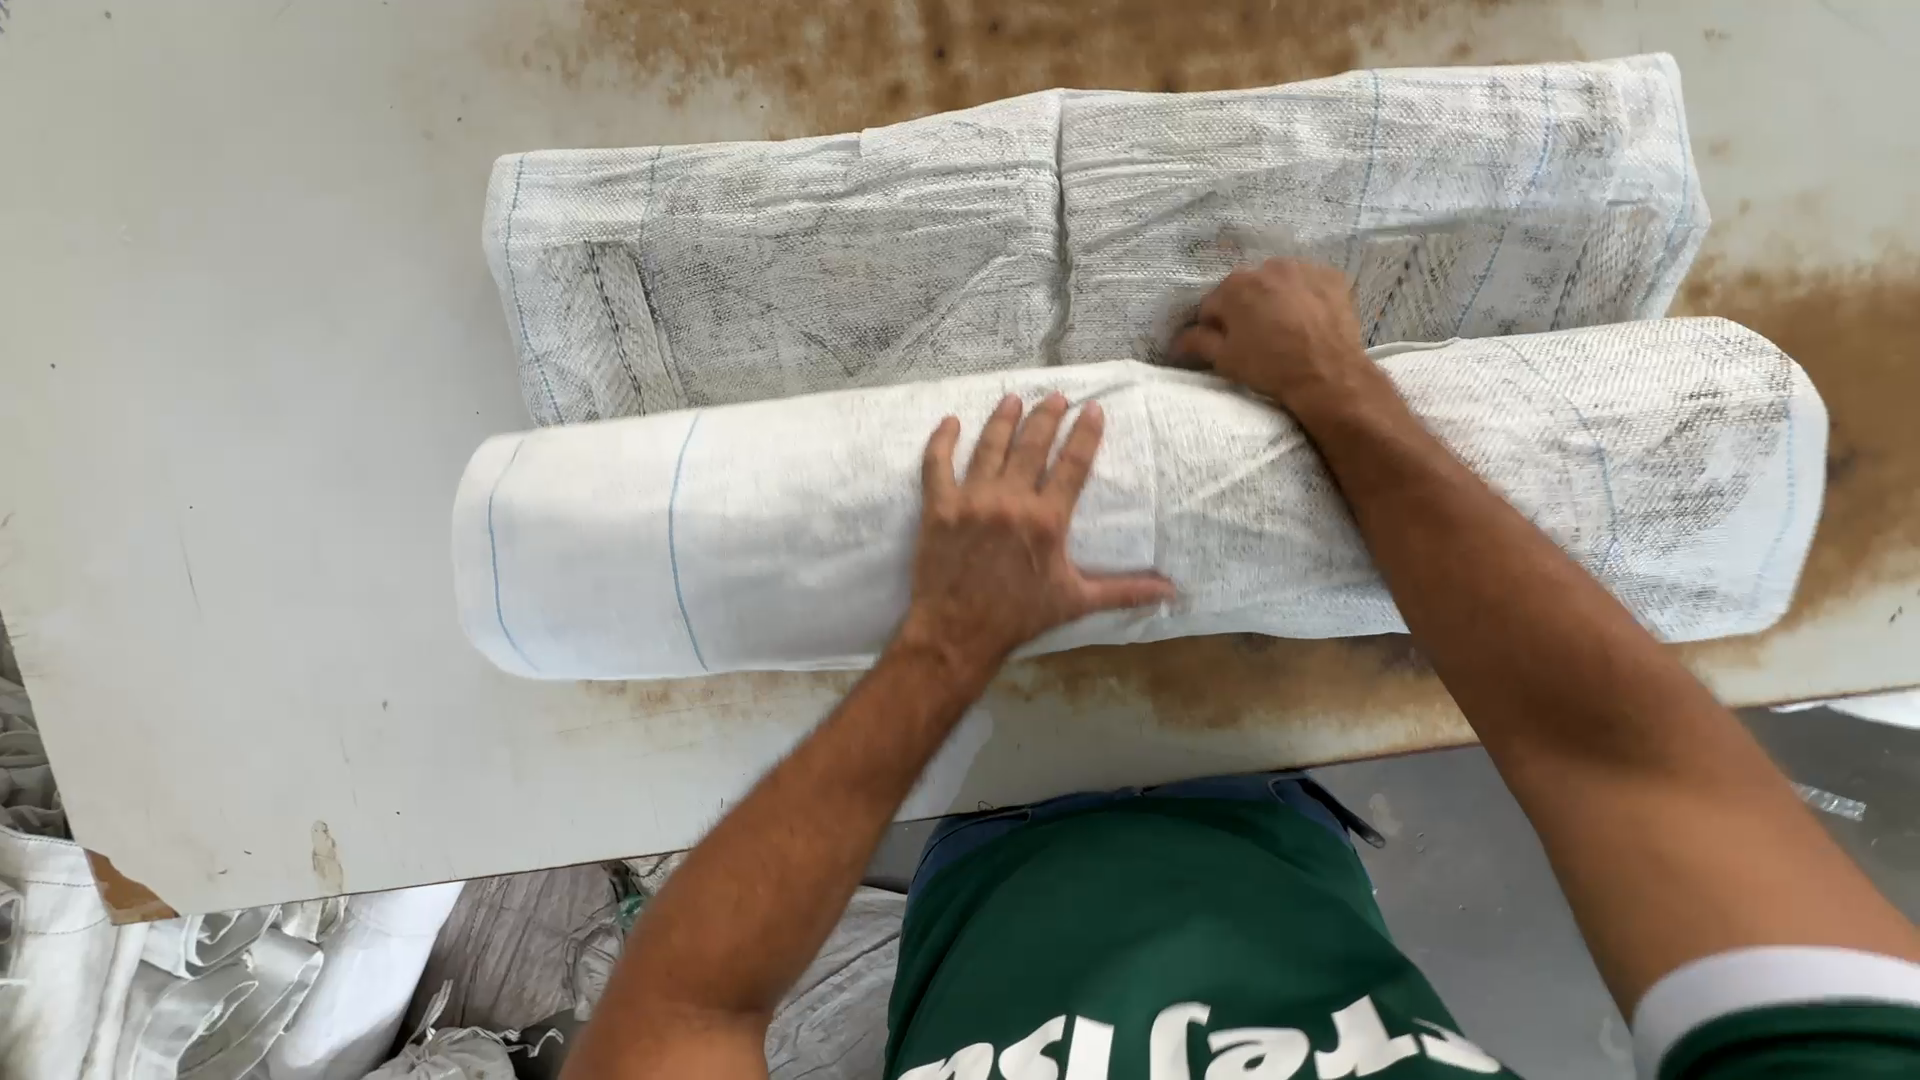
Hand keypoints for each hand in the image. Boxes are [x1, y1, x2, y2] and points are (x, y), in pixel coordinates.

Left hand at [898, 392, 1175, 680]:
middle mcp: (1011, 501)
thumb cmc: (1020, 617)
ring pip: (989, 447)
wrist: (958, 632)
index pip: (1073, 464)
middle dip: (1047, 416)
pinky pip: (937, 465)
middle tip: (1055, 396)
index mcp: (1048, 519)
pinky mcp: (939, 508)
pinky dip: (941, 441)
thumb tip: (1172, 592)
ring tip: (1013, 399)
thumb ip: (1124, 591)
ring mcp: (972, 501)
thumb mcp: (1076, 602)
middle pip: (1032, 444)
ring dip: (1003, 419)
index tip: (1093, 409)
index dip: (1085, 433)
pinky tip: (950, 422)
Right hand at [1172, 257, 1392, 421]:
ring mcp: (1303, 268)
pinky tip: (1307, 320)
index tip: (1225, 346)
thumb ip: (1197, 342)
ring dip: (1274, 299)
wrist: (1329, 376)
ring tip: (1284, 328)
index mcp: (1234, 286)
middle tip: (1255, 339)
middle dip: (1245, 309)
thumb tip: (1178, 339)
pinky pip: (1308, 283)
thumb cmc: (1270, 367)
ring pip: (1277, 283)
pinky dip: (1304, 296)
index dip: (1214, 328)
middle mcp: (1267, 267)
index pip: (1212, 305)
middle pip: (1246, 289)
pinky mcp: (1332, 276)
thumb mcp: (1224, 360)